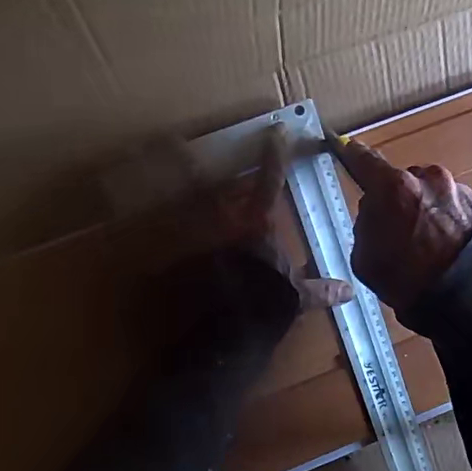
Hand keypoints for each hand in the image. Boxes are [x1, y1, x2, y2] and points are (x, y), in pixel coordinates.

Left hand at [116, 132, 352, 346]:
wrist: (228, 339)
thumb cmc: (267, 312)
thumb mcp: (297, 300)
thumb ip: (320, 290)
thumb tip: (347, 290)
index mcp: (255, 230)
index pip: (269, 184)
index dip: (274, 157)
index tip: (276, 131)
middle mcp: (219, 228)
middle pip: (200, 185)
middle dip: (183, 160)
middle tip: (167, 139)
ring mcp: (192, 244)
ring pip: (167, 207)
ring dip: (150, 188)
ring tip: (133, 166)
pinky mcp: (171, 265)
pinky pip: (151, 241)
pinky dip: (135, 232)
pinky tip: (124, 222)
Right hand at [334, 140, 471, 310]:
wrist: (463, 299)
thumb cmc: (406, 280)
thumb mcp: (364, 257)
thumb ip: (365, 224)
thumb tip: (374, 213)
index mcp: (393, 186)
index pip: (364, 160)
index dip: (350, 154)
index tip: (342, 145)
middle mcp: (427, 177)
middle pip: (399, 180)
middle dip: (393, 198)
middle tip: (390, 228)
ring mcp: (455, 189)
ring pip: (426, 192)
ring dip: (419, 208)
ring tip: (420, 242)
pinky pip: (447, 206)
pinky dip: (440, 219)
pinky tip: (439, 245)